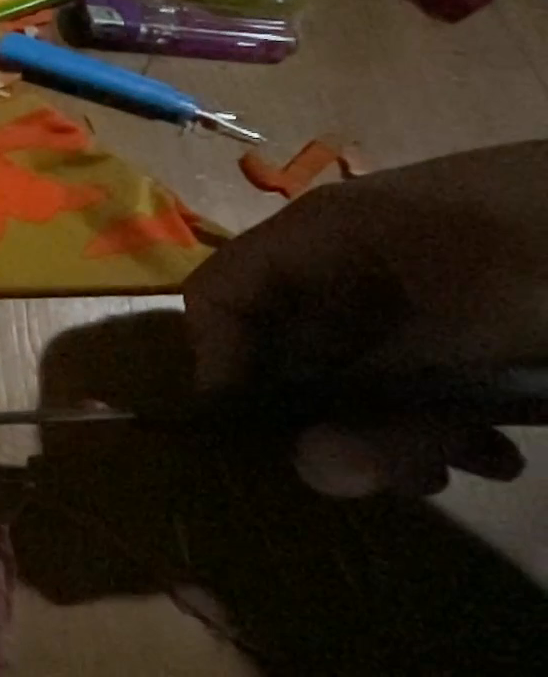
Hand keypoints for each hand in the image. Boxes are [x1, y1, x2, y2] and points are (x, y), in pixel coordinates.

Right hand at [183, 141, 547, 496]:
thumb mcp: (488, 343)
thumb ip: (398, 408)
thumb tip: (311, 474)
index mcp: (322, 235)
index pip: (221, 292)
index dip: (218, 358)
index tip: (253, 432)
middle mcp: (342, 255)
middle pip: (286, 336)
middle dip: (322, 412)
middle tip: (377, 474)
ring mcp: (402, 278)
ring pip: (350, 360)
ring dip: (386, 424)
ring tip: (454, 466)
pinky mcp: (457, 302)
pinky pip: (409, 362)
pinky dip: (434, 410)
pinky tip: (491, 445)